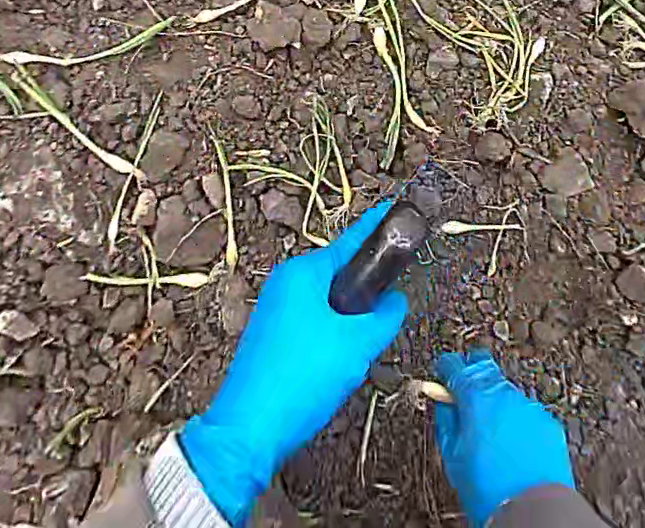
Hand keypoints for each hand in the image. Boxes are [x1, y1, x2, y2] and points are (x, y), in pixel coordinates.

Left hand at [180, 202, 408, 524]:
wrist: (246, 434)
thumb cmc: (302, 379)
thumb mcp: (359, 344)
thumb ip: (386, 315)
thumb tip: (395, 302)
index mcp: (304, 272)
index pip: (352, 239)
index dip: (379, 225)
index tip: (398, 209)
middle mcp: (286, 282)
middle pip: (340, 271)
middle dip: (367, 285)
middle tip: (392, 297)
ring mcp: (275, 308)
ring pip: (328, 299)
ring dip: (350, 313)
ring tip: (366, 337)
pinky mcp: (271, 334)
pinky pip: (313, 318)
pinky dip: (333, 328)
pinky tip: (343, 354)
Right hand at [434, 350, 575, 524]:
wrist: (531, 510)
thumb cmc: (488, 489)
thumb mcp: (453, 457)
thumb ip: (447, 422)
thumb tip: (444, 404)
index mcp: (476, 398)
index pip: (456, 366)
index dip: (446, 367)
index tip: (442, 371)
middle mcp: (503, 393)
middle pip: (484, 368)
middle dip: (472, 375)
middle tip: (464, 393)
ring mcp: (527, 405)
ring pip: (506, 392)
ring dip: (495, 403)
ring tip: (490, 434)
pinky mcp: (545, 420)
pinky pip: (526, 412)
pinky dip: (516, 422)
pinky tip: (512, 446)